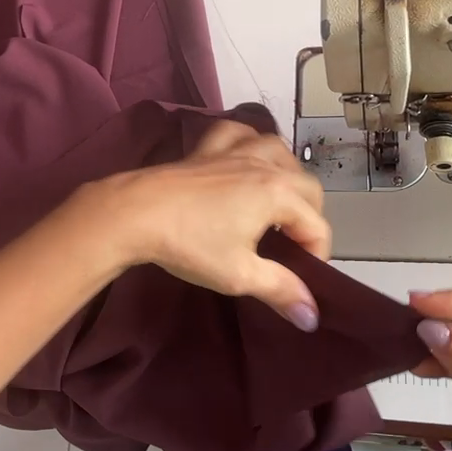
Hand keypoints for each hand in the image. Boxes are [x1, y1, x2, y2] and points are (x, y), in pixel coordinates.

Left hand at [66, 121, 330, 330]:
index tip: (299, 281)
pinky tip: (242, 159)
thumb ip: (281, 290)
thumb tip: (312, 316)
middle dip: (308, 218)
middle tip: (290, 248)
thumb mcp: (239, 275)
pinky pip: (238, 134)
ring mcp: (234, 151)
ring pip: (277, 150)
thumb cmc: (190, 244)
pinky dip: (247, 143)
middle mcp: (263, 165)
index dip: (316, 257)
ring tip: (276, 202)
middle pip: (306, 187)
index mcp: (278, 194)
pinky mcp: (206, 148)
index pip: (317, 227)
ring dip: (286, 174)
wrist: (134, 212)